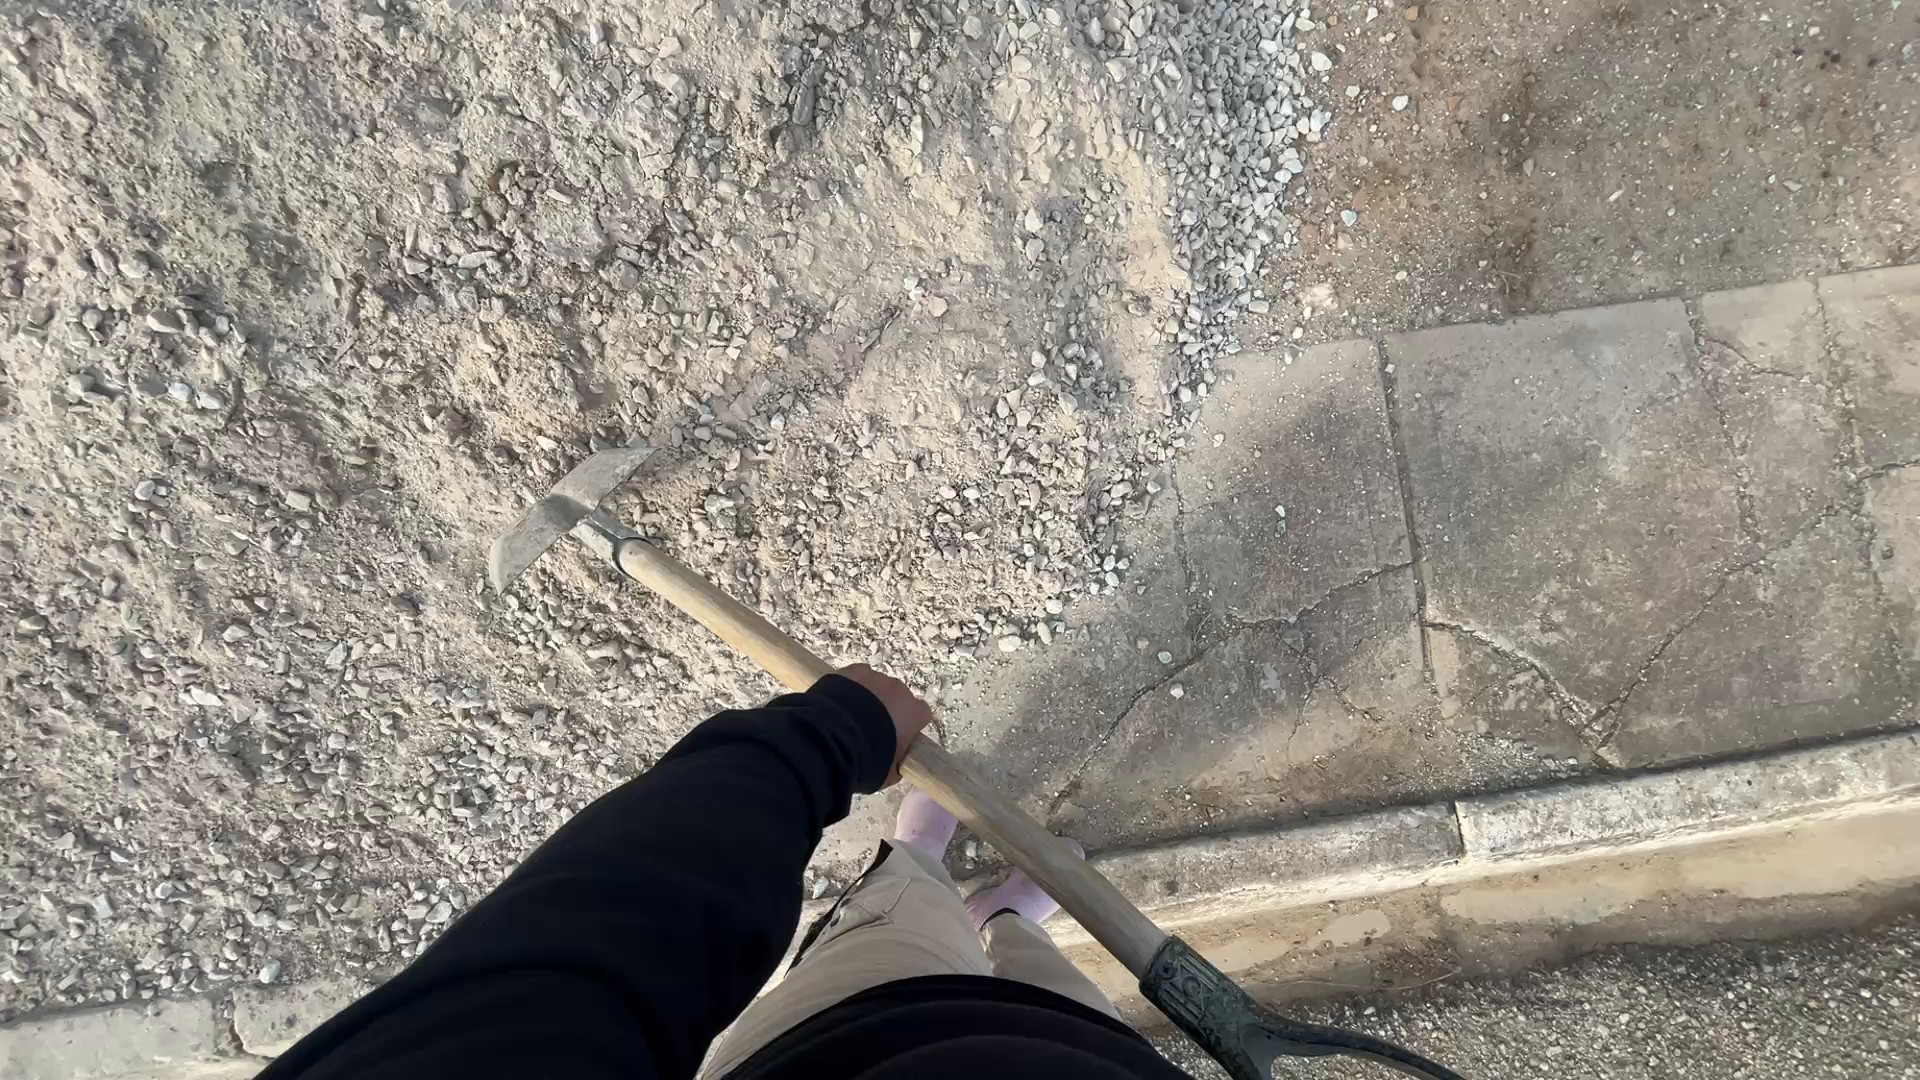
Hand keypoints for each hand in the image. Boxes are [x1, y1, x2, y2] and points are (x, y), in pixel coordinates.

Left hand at [836, 663, 932, 786]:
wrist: (830, 739)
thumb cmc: (867, 760)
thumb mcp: (887, 774)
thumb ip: (897, 764)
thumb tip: (896, 764)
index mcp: (914, 712)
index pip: (921, 714)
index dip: (911, 725)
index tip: (898, 736)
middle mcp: (899, 689)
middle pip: (898, 697)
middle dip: (887, 710)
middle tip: (869, 730)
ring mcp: (875, 677)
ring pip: (875, 686)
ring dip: (867, 699)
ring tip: (848, 719)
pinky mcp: (852, 670)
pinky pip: (855, 679)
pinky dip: (849, 688)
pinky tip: (837, 705)